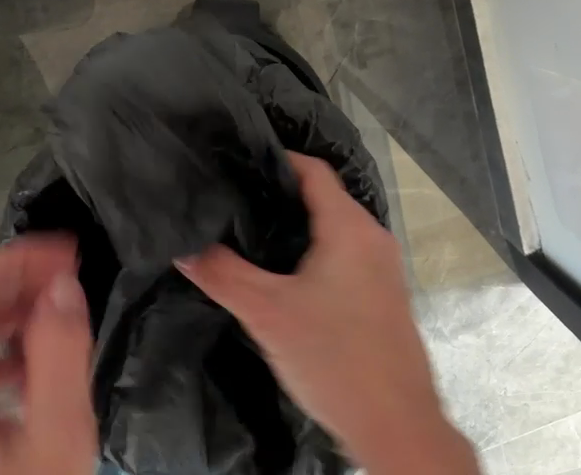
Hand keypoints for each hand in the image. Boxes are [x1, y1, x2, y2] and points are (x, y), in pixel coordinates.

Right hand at [177, 152, 477, 474]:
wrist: (395, 420)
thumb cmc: (334, 357)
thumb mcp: (268, 315)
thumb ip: (225, 276)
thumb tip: (185, 247)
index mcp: (349, 226)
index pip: (314, 170)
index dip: (279, 161)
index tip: (242, 164)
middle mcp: (373, 235)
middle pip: (326, 198)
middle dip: (284, 198)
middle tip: (240, 202)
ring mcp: (385, 265)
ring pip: (338, 229)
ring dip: (303, 229)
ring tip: (257, 238)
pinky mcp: (387, 293)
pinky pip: (349, 255)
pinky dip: (321, 254)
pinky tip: (292, 278)